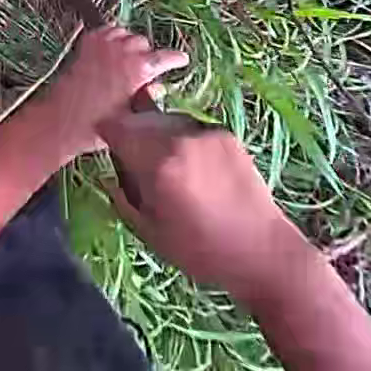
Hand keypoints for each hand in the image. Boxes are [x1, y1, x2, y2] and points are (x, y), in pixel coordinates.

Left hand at [25, 27, 187, 163]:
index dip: (175, 59)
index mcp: (139, 69)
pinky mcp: (88, 42)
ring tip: (125, 61)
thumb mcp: (132, 116)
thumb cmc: (99, 124)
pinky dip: (112, 38)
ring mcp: (104, 43)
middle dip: (147, 55)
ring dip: (129, 45)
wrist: (63, 118)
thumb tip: (156, 86)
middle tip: (143, 71)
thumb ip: (148, 97)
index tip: (181, 60)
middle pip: (144, 43)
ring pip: (126, 34)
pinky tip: (111, 51)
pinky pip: (108, 31)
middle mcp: (124, 51)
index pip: (166, 57)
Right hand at [100, 110, 314, 305]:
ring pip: (167, 120)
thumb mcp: (151, 234)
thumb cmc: (202, 250)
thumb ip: (122, 199)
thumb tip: (108, 174)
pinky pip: (192, 128)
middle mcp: (178, 138)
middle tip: (138, 159)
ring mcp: (203, 132)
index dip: (107, 131)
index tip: (107, 142)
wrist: (263, 252)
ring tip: (172, 166)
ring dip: (160, 134)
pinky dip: (186, 141)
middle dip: (133, 133)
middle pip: (140, 118)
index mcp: (156, 162)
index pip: (116, 125)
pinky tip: (197, 168)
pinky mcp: (224, 132)